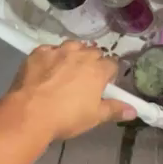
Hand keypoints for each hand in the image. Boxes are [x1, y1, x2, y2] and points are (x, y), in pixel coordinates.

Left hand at [0, 42, 133, 140]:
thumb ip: (115, 110)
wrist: (29, 113)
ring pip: (72, 46)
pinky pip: (50, 49)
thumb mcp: (94, 117)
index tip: (105, 84)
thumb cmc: (66, 117)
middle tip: (85, 79)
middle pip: (93, 52)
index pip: (112, 63)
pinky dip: (51, 56)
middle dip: (93, 62)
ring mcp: (58, 51)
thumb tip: (134, 111)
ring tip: (67, 69)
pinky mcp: (38, 52)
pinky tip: (47, 69)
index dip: (110, 73)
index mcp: (97, 70)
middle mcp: (80, 55)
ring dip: (74, 54)